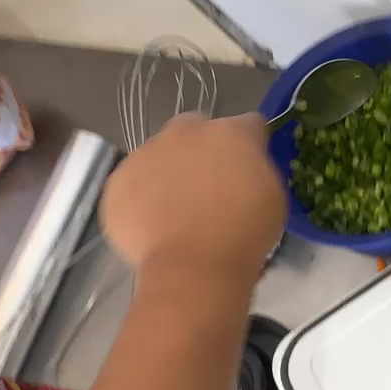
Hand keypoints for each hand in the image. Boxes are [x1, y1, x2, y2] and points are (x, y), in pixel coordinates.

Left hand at [100, 113, 284, 279]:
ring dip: (173, 168)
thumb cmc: (246, 232)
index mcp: (232, 133)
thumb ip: (257, 168)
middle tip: (214, 179)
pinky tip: (158, 219)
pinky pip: (135, 179)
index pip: (250, 123)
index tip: (256, 162)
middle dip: (205, 145)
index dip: (254, 142)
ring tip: (181, 204)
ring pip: (161, 151)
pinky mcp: (117, 180)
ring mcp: (145, 153)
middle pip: (197, 127)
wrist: (193, 265)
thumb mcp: (273, 194)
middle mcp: (186, 132)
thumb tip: (246, 165)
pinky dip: (146, 192)